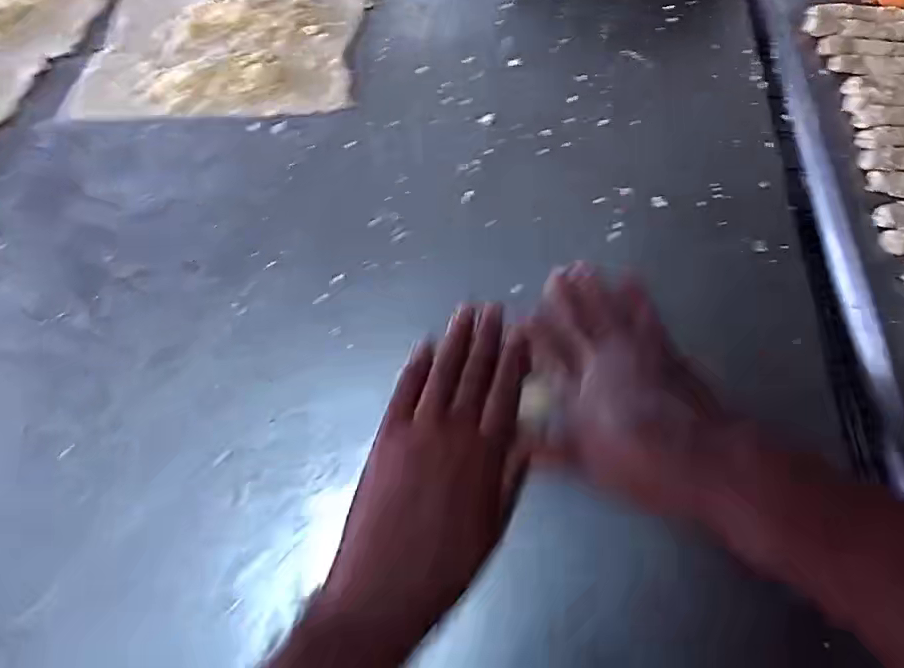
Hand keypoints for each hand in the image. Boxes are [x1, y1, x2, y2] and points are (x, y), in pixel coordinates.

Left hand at [305, 302, 529, 659]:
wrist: (379, 595)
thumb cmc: (446, 565)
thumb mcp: (494, 526)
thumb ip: (511, 478)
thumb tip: (523, 440)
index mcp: (487, 452)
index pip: (506, 390)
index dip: (515, 358)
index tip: (521, 332)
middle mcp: (455, 432)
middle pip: (476, 373)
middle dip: (488, 338)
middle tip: (494, 309)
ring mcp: (418, 432)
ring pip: (442, 374)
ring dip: (455, 341)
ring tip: (465, 314)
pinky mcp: (385, 440)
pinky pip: (402, 393)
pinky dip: (414, 368)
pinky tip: (424, 347)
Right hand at [525, 263, 732, 517]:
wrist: (697, 456)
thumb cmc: (640, 468)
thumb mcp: (589, 466)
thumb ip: (554, 450)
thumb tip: (520, 439)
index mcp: (580, 394)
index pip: (552, 357)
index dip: (538, 335)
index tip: (525, 314)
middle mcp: (604, 365)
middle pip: (579, 326)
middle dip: (563, 299)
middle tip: (553, 275)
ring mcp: (635, 351)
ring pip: (608, 312)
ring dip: (594, 288)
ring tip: (581, 266)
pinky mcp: (663, 347)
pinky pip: (645, 315)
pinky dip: (637, 295)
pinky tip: (630, 276)